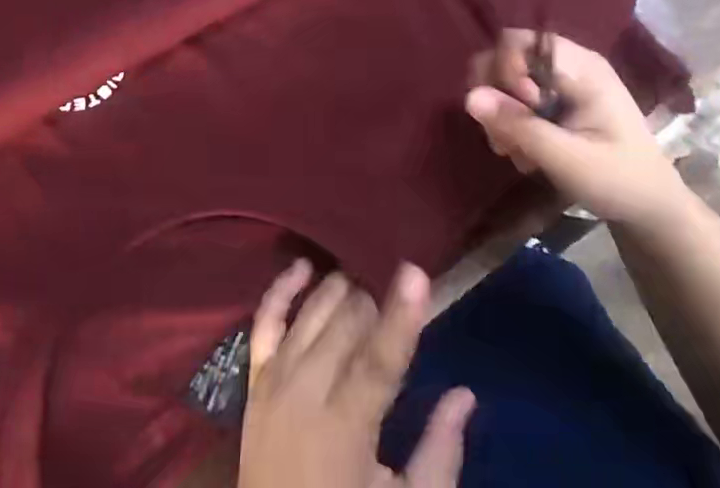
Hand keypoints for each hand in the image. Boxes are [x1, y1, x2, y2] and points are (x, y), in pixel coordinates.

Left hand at [238, 260, 473, 487]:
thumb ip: (438, 451)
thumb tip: (464, 395)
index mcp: (343, 430)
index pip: (377, 361)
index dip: (399, 316)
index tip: (416, 273)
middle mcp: (303, 397)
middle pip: (343, 327)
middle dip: (373, 302)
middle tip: (397, 295)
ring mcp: (273, 386)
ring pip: (310, 316)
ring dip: (339, 292)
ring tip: (364, 278)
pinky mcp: (255, 385)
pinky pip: (264, 325)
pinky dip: (281, 292)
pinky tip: (302, 267)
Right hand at [465, 29, 690, 225]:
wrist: (651, 208)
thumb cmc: (619, 180)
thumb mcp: (568, 159)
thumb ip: (519, 126)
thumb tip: (469, 97)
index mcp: (581, 67)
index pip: (518, 42)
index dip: (506, 71)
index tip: (522, 109)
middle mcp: (568, 65)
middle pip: (506, 58)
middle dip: (496, 97)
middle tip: (505, 139)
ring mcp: (561, 83)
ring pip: (505, 82)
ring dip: (501, 118)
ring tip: (517, 154)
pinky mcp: (554, 102)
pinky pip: (515, 100)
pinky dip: (511, 126)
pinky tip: (524, 155)